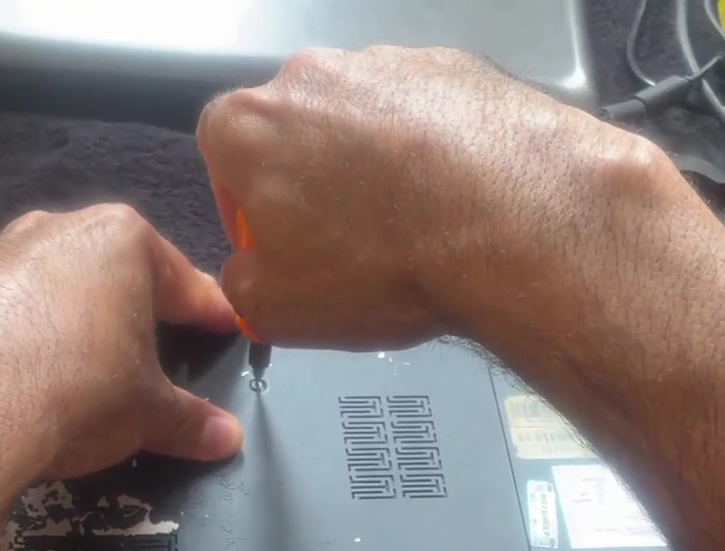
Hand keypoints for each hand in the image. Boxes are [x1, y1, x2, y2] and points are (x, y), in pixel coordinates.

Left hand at [0, 205, 244, 495]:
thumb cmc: (81, 392)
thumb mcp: (148, 413)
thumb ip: (191, 420)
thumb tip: (229, 438)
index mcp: (122, 241)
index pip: (186, 282)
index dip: (212, 313)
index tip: (228, 329)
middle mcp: (60, 230)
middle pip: (120, 272)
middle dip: (143, 308)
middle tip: (160, 347)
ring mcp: (0, 254)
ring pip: (63, 284)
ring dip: (84, 319)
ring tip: (93, 366)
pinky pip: (14, 308)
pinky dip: (33, 335)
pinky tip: (34, 375)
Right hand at [197, 46, 669, 347]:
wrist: (504, 223)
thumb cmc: (381, 262)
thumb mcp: (273, 310)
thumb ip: (239, 286)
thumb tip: (251, 274)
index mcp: (249, 125)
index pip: (220, 158)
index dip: (243, 211)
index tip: (273, 247)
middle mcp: (311, 78)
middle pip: (292, 137)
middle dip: (307, 191)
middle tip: (339, 250)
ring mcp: (385, 66)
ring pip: (358, 127)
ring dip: (367, 175)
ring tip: (401, 234)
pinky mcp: (451, 70)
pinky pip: (421, 121)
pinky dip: (425, 160)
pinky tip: (444, 208)